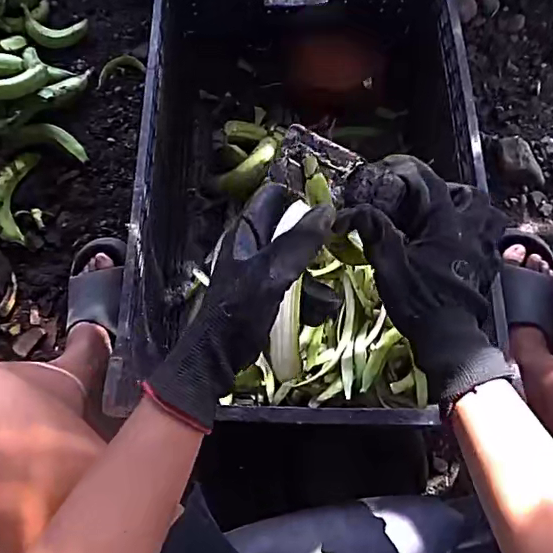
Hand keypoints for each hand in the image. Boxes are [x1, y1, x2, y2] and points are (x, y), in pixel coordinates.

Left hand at [148, 183, 332, 430]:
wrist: (219, 356)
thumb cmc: (240, 310)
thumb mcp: (272, 272)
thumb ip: (299, 242)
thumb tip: (328, 209)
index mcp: (247, 231)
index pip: (273, 197)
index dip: (298, 201)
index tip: (324, 217)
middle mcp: (252, 246)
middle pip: (291, 231)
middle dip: (314, 247)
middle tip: (333, 258)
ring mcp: (259, 272)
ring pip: (296, 263)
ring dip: (315, 282)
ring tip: (327, 304)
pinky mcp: (266, 295)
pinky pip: (293, 288)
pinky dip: (306, 299)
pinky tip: (317, 315)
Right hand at [337, 156, 511, 408]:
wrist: (448, 339)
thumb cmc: (419, 300)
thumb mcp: (388, 263)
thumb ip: (372, 231)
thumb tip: (346, 214)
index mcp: (448, 224)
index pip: (430, 183)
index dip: (407, 171)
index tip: (388, 171)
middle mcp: (472, 232)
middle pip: (471, 196)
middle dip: (448, 191)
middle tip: (426, 200)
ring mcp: (484, 252)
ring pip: (488, 217)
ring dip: (468, 212)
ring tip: (445, 219)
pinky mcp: (486, 270)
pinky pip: (488, 242)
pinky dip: (473, 236)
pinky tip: (455, 246)